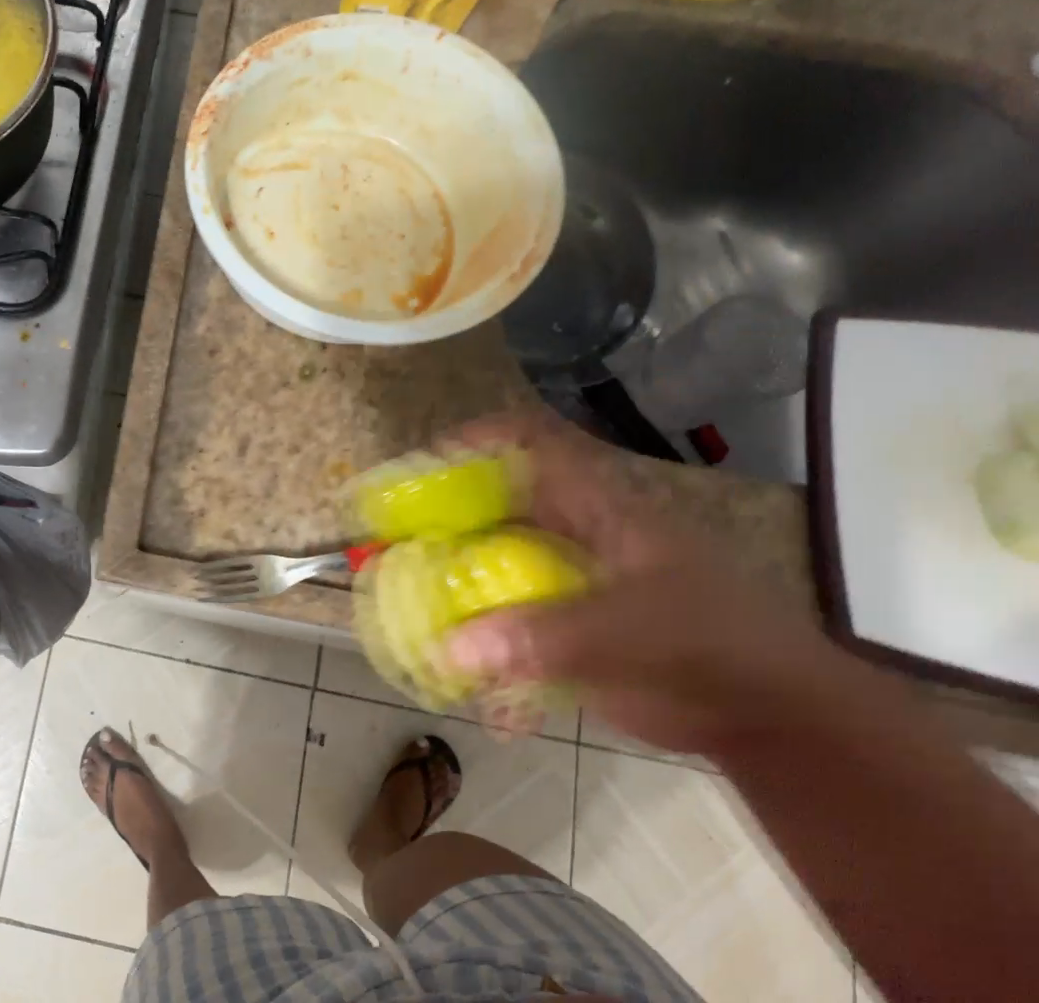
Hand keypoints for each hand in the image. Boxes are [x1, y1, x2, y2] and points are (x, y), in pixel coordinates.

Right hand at [441, 411, 845, 754]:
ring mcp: (568, 586)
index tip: (423, 466)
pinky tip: (460, 679)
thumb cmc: (715, 649)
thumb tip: (447, 649)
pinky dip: (476, 648)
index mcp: (600, 512)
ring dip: (450, 589)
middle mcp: (574, 539)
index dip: (478, 443)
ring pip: (490, 569)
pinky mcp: (563, 633)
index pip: (535, 448)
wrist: (770, 719)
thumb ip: (541, 637)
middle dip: (441, 522)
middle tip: (393, 544)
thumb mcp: (633, 631)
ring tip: (407, 608)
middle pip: (494, 509)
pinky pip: (502, 627)